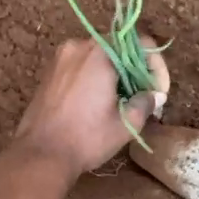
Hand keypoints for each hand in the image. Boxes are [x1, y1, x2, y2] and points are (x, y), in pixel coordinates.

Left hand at [13, 39, 169, 175]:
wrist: (41, 154)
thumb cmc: (86, 139)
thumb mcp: (125, 124)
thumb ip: (145, 103)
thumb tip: (153, 96)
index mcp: (100, 52)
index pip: (140, 44)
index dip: (155, 67)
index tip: (158, 93)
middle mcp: (78, 46)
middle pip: (118, 49)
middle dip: (135, 73)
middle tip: (142, 100)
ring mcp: (59, 58)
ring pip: (98, 59)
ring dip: (114, 77)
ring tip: (120, 104)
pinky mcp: (48, 73)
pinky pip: (79, 68)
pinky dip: (94, 80)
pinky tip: (96, 105)